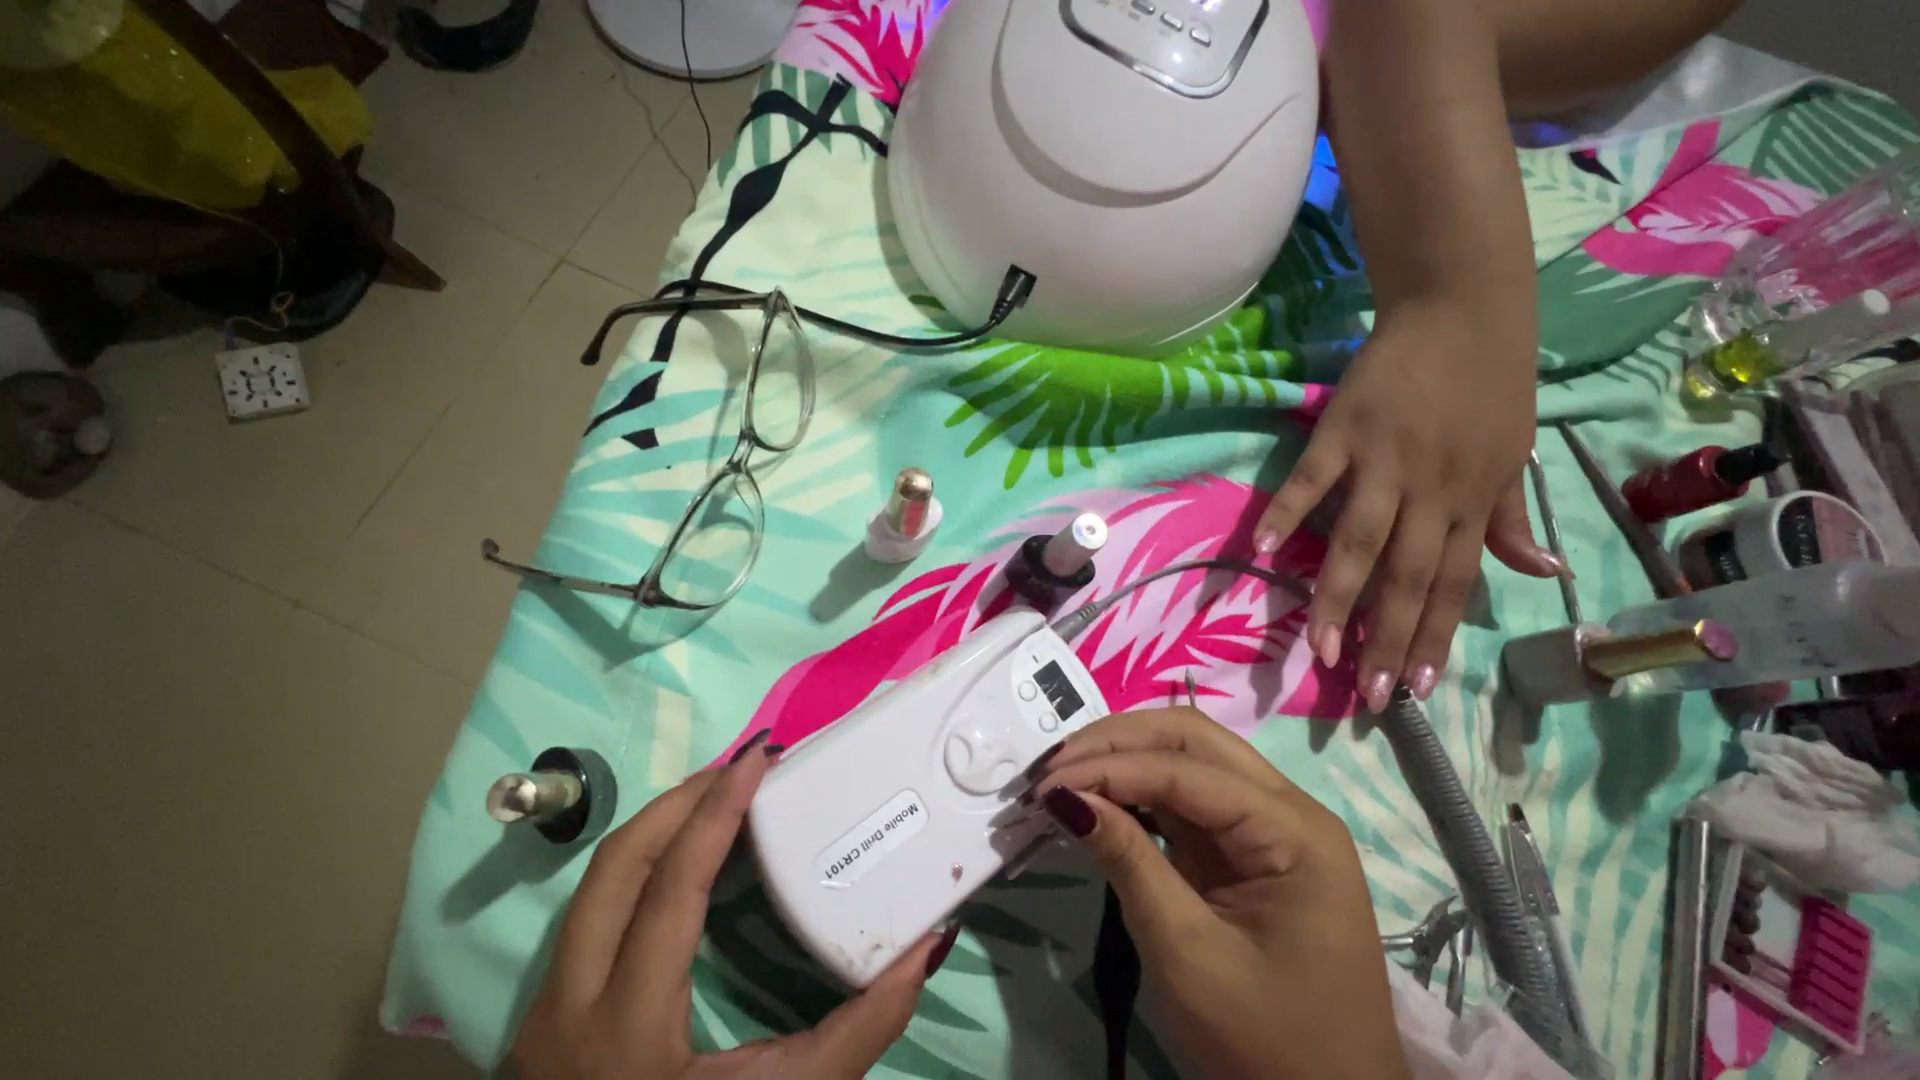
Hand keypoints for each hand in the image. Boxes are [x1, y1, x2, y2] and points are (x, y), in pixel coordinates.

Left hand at [511, 736, 958, 1078]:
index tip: (757, 759)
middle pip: (617, 863)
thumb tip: (924, 949)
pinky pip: (593, 907)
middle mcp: (568, 1002)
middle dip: (681, 801)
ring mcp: (548, 1004)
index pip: (670, 887)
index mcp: (625, 1024)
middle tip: (744, 769)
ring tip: (721, 797)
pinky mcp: (549, 1008)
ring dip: (659, 826)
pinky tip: (687, 857)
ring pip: (595, 881)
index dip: (715, 814)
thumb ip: (863, 1028)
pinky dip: (643, 863)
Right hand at [1028, 708, 1409, 1079]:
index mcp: (1294, 831)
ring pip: (1190, 762)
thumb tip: (1065, 797)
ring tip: (1065, 776)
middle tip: (1053, 766)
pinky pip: (1189, 802)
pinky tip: (1099, 799)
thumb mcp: (1186, 954)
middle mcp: (1289, 811)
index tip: (1044, 786)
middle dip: (1119, 743)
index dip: (1112, 768)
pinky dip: (1140, 794)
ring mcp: (1270, 829)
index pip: (1188, 771)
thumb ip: (1128, 862)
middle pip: (1195, 742)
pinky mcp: (1247, 852)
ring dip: (1126, 761)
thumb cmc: (1265, 1042)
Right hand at [1253, 299, 1565, 711]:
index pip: (1454, 585)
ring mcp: (1385, 461)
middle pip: (1407, 577)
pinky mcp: (1345, 429)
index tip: (1413, 689)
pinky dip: (1288, 512)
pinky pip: (1314, 479)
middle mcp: (1432, 491)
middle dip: (1387, 638)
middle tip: (1364, 694)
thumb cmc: (1491, 384)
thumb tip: (1538, 574)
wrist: (1466, 309)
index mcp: (1472, 501)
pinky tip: (1263, 550)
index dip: (1433, 637)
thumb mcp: (1514, 454)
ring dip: (1339, 597)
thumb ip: (1510, 518)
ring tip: (1319, 647)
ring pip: (1361, 542)